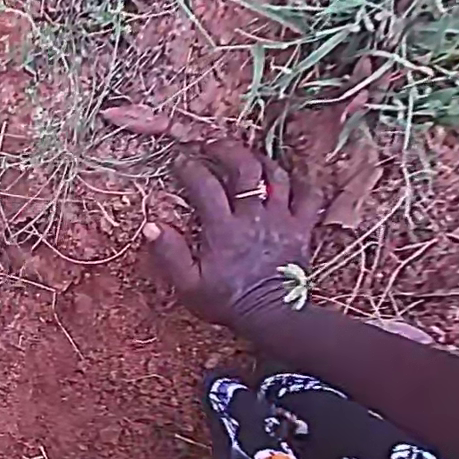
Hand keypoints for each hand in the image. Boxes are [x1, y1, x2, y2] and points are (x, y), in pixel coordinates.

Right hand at [142, 139, 324, 328]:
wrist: (271, 316)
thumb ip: (170, 253)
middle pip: (245, 170)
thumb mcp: (187, 284)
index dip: (190, 169)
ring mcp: (282, 220)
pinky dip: (301, 182)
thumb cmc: (224, 301)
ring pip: (277, 176)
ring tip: (247, 154)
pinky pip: (309, 196)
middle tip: (212, 143)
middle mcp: (254, 217)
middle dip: (227, 150)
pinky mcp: (302, 228)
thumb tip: (149, 225)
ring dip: (260, 159)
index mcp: (223, 229)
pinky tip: (288, 178)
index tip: (179, 161)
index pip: (205, 187)